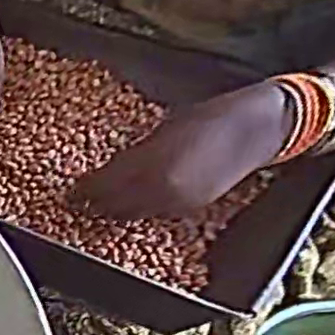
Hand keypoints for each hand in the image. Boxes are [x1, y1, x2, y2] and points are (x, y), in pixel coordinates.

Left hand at [72, 82, 290, 217]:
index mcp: (148, 164)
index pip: (100, 187)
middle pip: (110, 206)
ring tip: (105, 202)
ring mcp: (174, 202)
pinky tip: (136, 201)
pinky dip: (139, 209)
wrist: (262, 127)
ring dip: (114, 210)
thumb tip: (106, 170)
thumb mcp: (160, 132)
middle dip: (94, 204)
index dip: (83, 191)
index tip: (72, 192)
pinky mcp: (188, 209)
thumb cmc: (208, 119)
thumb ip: (131, 156)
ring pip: (129, 215)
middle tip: (83, 200)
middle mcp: (158, 188)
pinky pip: (152, 214)